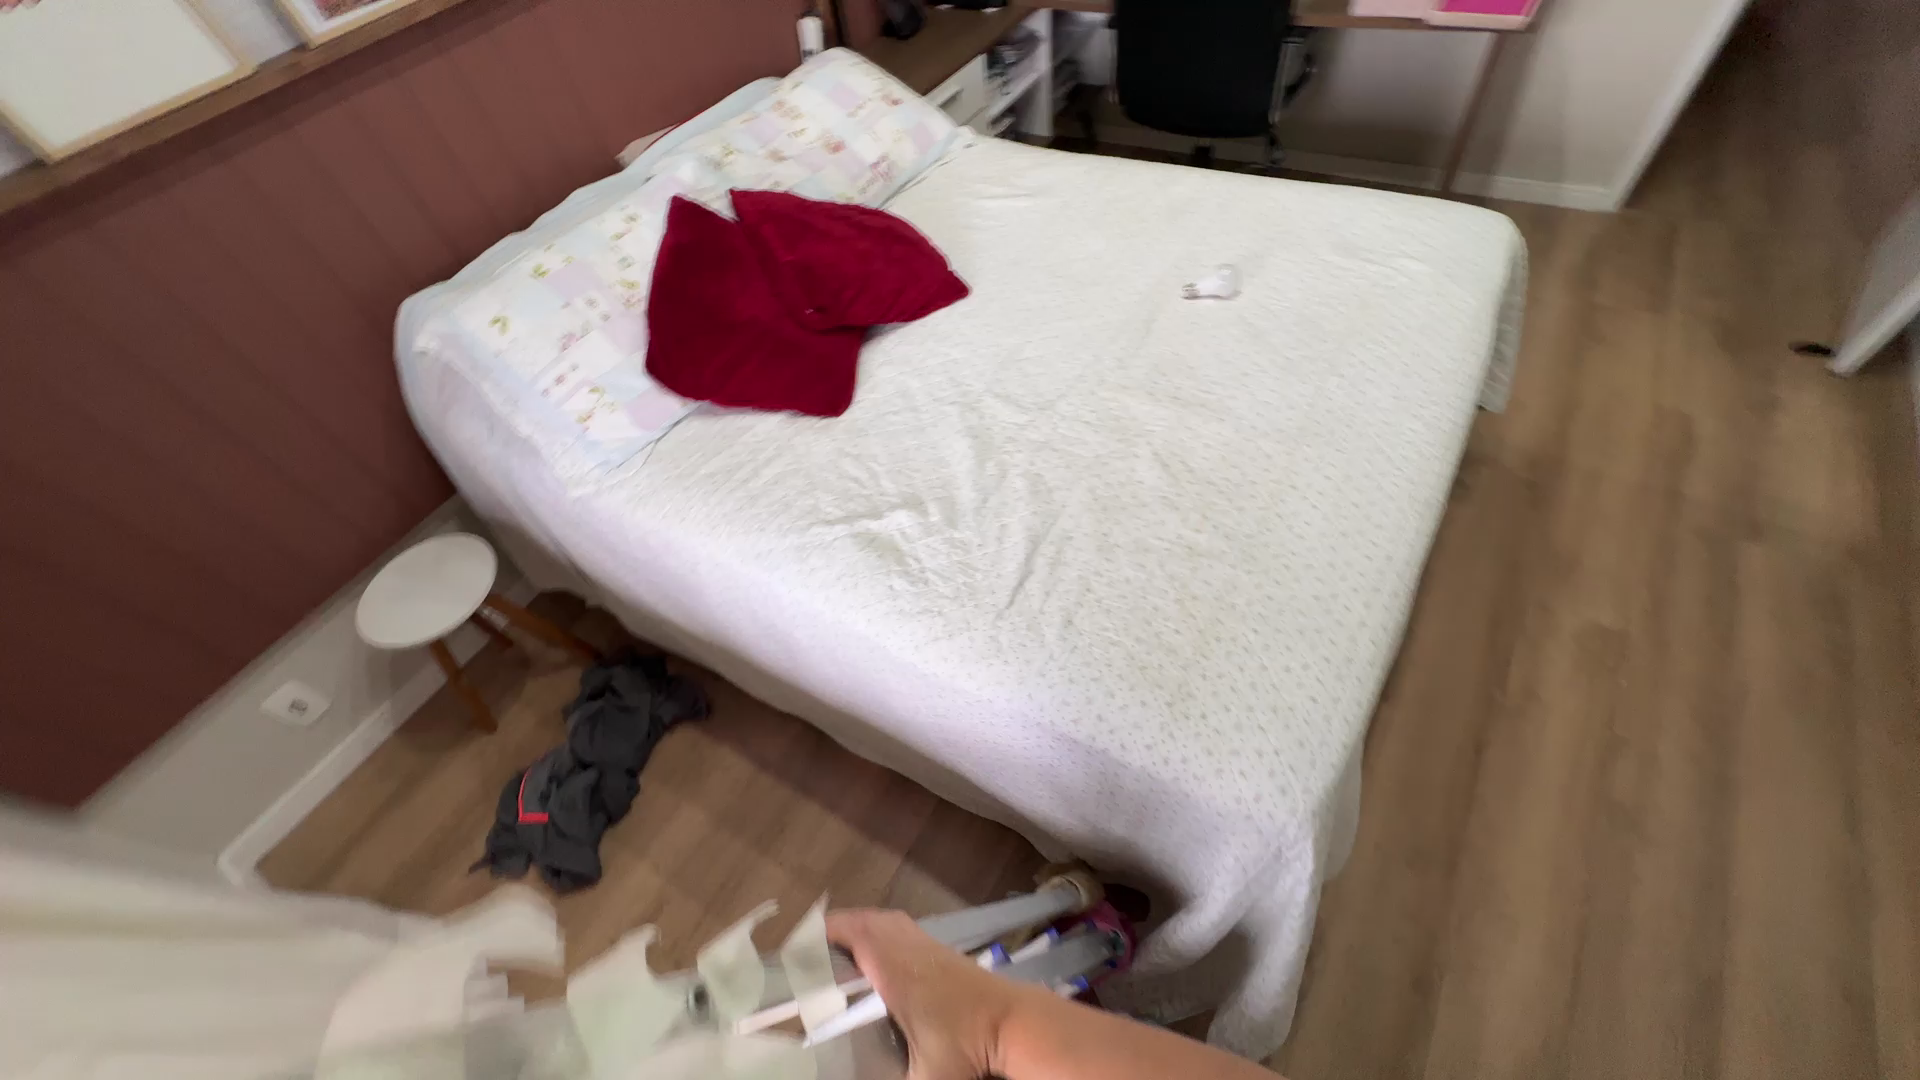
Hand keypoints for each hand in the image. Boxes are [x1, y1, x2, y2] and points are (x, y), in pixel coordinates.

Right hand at [825, 909, 1020, 1079]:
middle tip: (807, 957)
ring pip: (884, 921)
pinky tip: (876, 963)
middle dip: (832, 932)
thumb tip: (853, 1078)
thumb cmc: (966, 1046)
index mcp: (892, 965)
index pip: (847, 932)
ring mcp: (926, 943)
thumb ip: (888, 1079)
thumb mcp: (923, 1077)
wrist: (1014, 1023)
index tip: (792, 951)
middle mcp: (906, 945)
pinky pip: (900, 929)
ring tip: (835, 957)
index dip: (817, 937)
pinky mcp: (941, 950)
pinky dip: (879, 934)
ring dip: (858, 930)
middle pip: (862, 920)